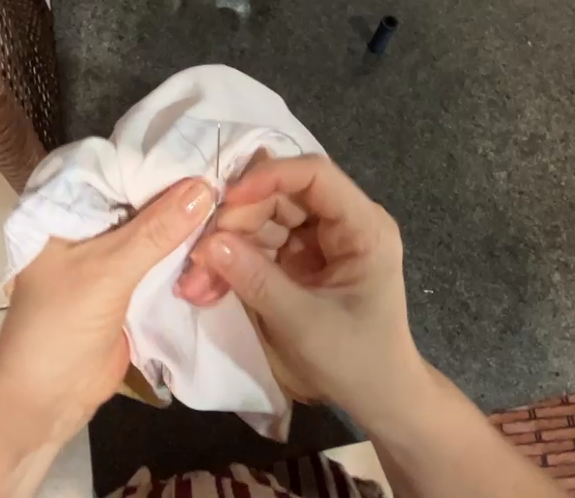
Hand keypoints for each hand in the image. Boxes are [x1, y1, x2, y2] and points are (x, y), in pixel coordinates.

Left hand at [0, 177, 214, 444]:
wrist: (45, 403)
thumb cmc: (59, 326)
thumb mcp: (107, 271)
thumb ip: (156, 231)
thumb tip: (205, 186)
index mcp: (67, 204)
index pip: (121, 166)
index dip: (163, 160)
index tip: (211, 151)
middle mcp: (89, 219)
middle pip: (143, 196)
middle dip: (183, 194)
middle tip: (232, 182)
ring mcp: (110, 251)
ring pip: (158, 226)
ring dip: (188, 227)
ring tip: (232, 212)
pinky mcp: (128, 280)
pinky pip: (162, 256)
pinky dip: (185, 254)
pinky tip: (216, 246)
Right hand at [176, 155, 421, 417]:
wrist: (380, 400)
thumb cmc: (357, 361)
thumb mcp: (305, 324)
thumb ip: (257, 280)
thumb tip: (209, 243)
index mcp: (363, 225)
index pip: (315, 175)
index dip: (270, 177)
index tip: (227, 198)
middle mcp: (343, 220)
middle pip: (281, 195)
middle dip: (238, 219)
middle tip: (199, 251)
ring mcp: (320, 238)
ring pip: (265, 217)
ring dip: (228, 242)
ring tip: (195, 277)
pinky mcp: (301, 257)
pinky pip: (261, 242)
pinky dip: (234, 260)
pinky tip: (206, 283)